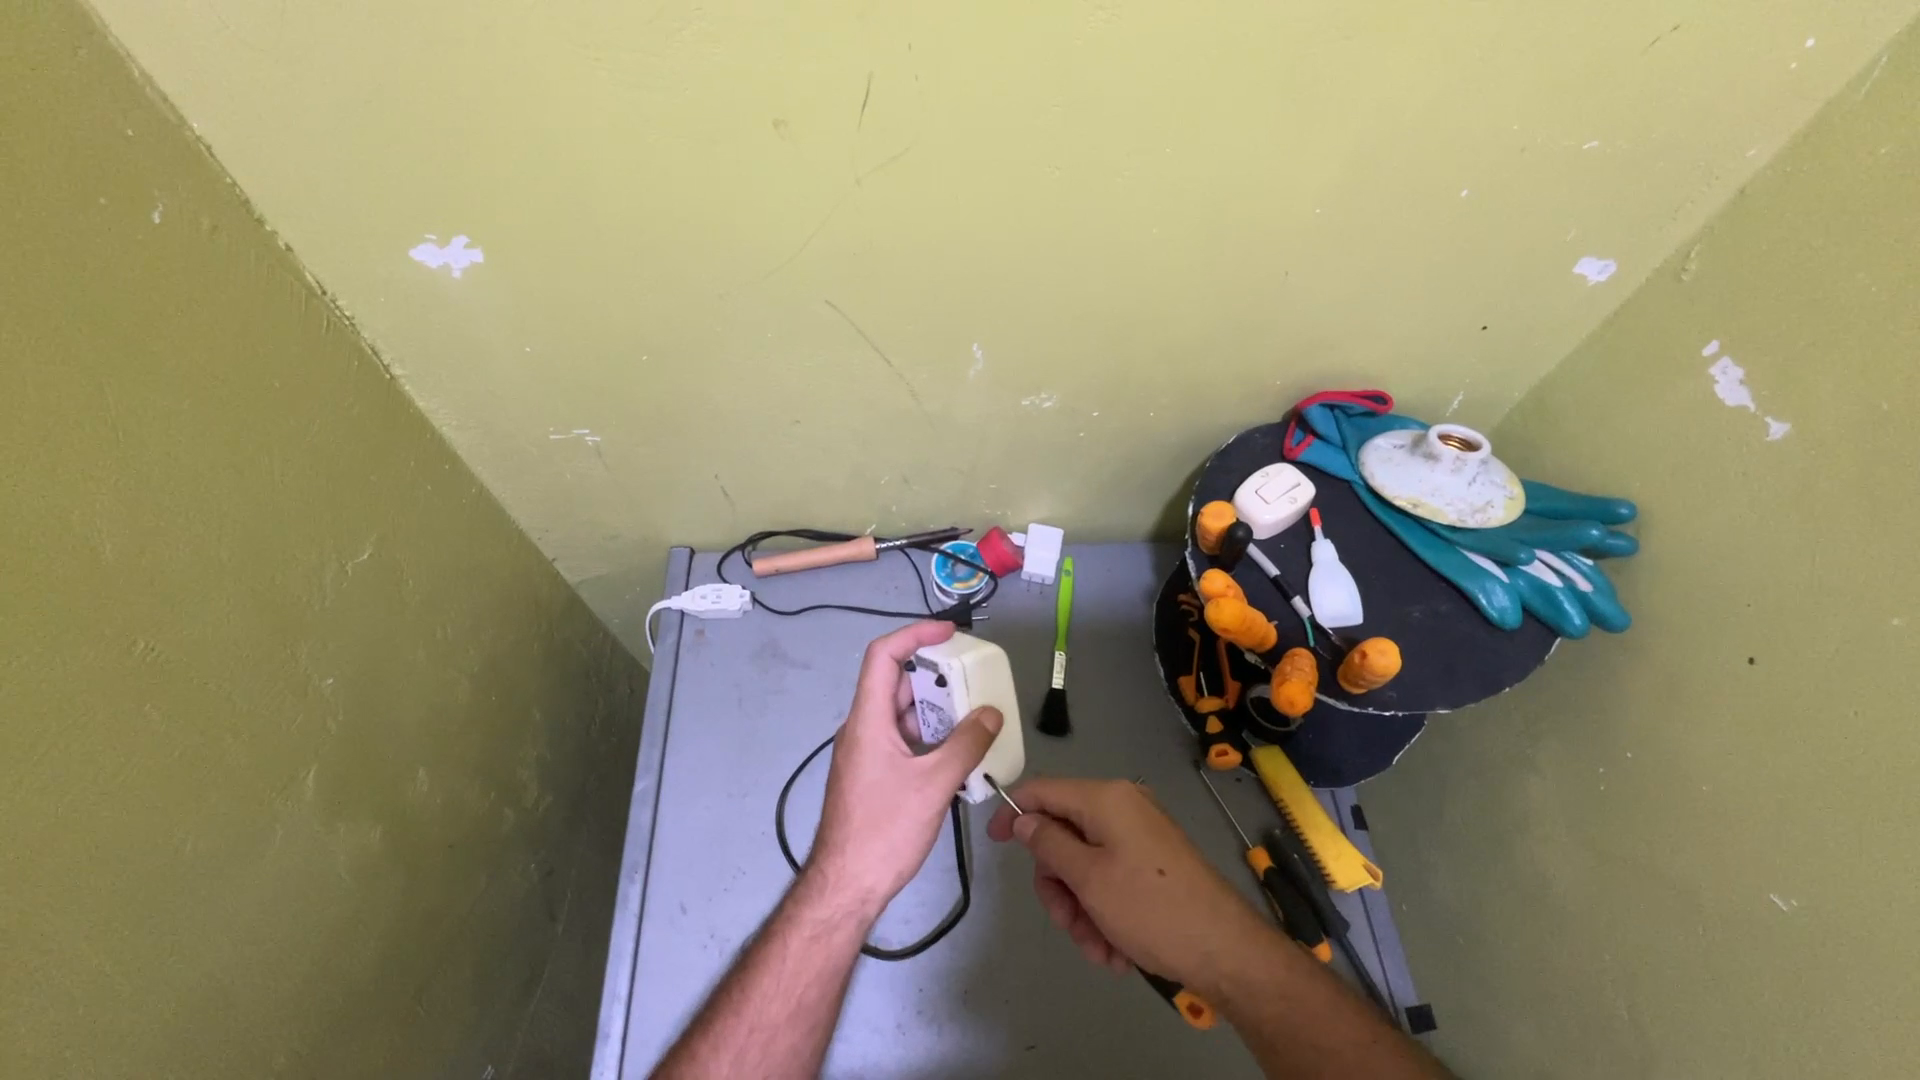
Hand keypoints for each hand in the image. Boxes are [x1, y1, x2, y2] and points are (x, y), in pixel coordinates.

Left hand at [808, 621, 1003, 915]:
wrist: (846, 886)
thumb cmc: (884, 831)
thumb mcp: (933, 785)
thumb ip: (966, 745)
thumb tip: (991, 713)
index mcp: (867, 720)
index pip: (883, 656)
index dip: (915, 635)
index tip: (949, 632)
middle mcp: (862, 729)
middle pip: (897, 685)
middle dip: (937, 678)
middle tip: (974, 682)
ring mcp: (866, 753)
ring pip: (903, 716)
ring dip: (937, 712)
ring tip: (976, 719)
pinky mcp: (873, 775)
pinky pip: (903, 741)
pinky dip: (930, 739)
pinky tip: (959, 756)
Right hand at [987, 777, 1275, 994]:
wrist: (1225, 950)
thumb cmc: (1150, 908)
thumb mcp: (1088, 878)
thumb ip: (1048, 843)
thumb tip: (1024, 819)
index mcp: (1105, 799)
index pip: (1043, 790)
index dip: (1013, 812)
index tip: (993, 843)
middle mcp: (1123, 808)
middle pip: (1063, 835)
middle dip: (1059, 884)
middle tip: (1066, 921)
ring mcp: (1141, 836)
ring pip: (1086, 866)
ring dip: (1082, 909)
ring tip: (1099, 948)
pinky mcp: (1154, 864)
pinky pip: (1112, 879)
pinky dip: (1105, 913)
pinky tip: (1116, 949)